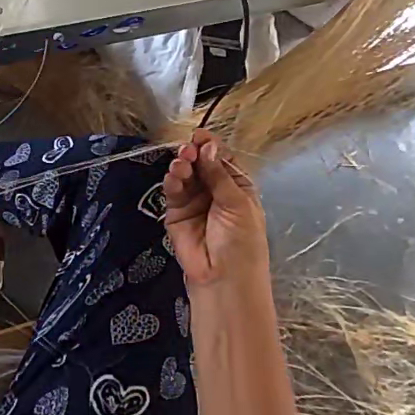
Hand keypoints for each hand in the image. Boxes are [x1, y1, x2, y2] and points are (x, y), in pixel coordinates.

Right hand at [163, 130, 268, 295]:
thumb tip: (207, 146)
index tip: (199, 135)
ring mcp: (194, 201)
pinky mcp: (176, 213)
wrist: (224, 279)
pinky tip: (174, 175)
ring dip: (182, 166)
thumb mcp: (237, 203)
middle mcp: (214, 191)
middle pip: (200, 164)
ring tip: (181, 164)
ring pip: (185, 175)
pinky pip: (173, 192)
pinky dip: (172, 181)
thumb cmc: (241, 240)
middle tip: (187, 150)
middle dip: (193, 154)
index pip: (222, 159)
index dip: (211, 146)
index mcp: (237, 186)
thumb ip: (218, 174)